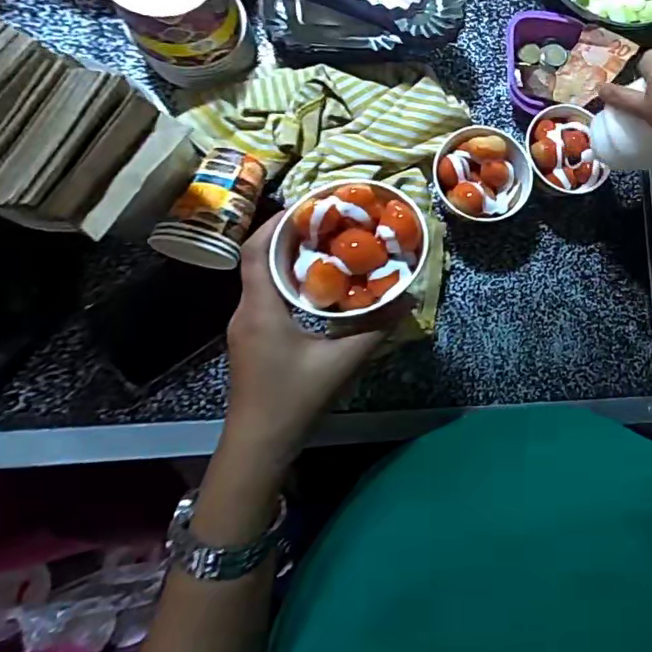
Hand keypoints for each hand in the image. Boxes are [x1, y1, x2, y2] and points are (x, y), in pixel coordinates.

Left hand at [221, 211, 400, 460]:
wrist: (257, 445)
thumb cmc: (293, 400)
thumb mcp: (340, 364)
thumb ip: (373, 331)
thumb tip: (406, 301)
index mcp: (259, 307)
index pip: (256, 249)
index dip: (277, 222)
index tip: (306, 205)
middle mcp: (245, 310)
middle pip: (257, 258)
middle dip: (287, 236)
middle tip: (323, 223)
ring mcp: (244, 326)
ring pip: (260, 278)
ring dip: (286, 259)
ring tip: (322, 249)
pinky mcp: (249, 340)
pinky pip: (263, 297)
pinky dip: (285, 282)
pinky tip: (313, 290)